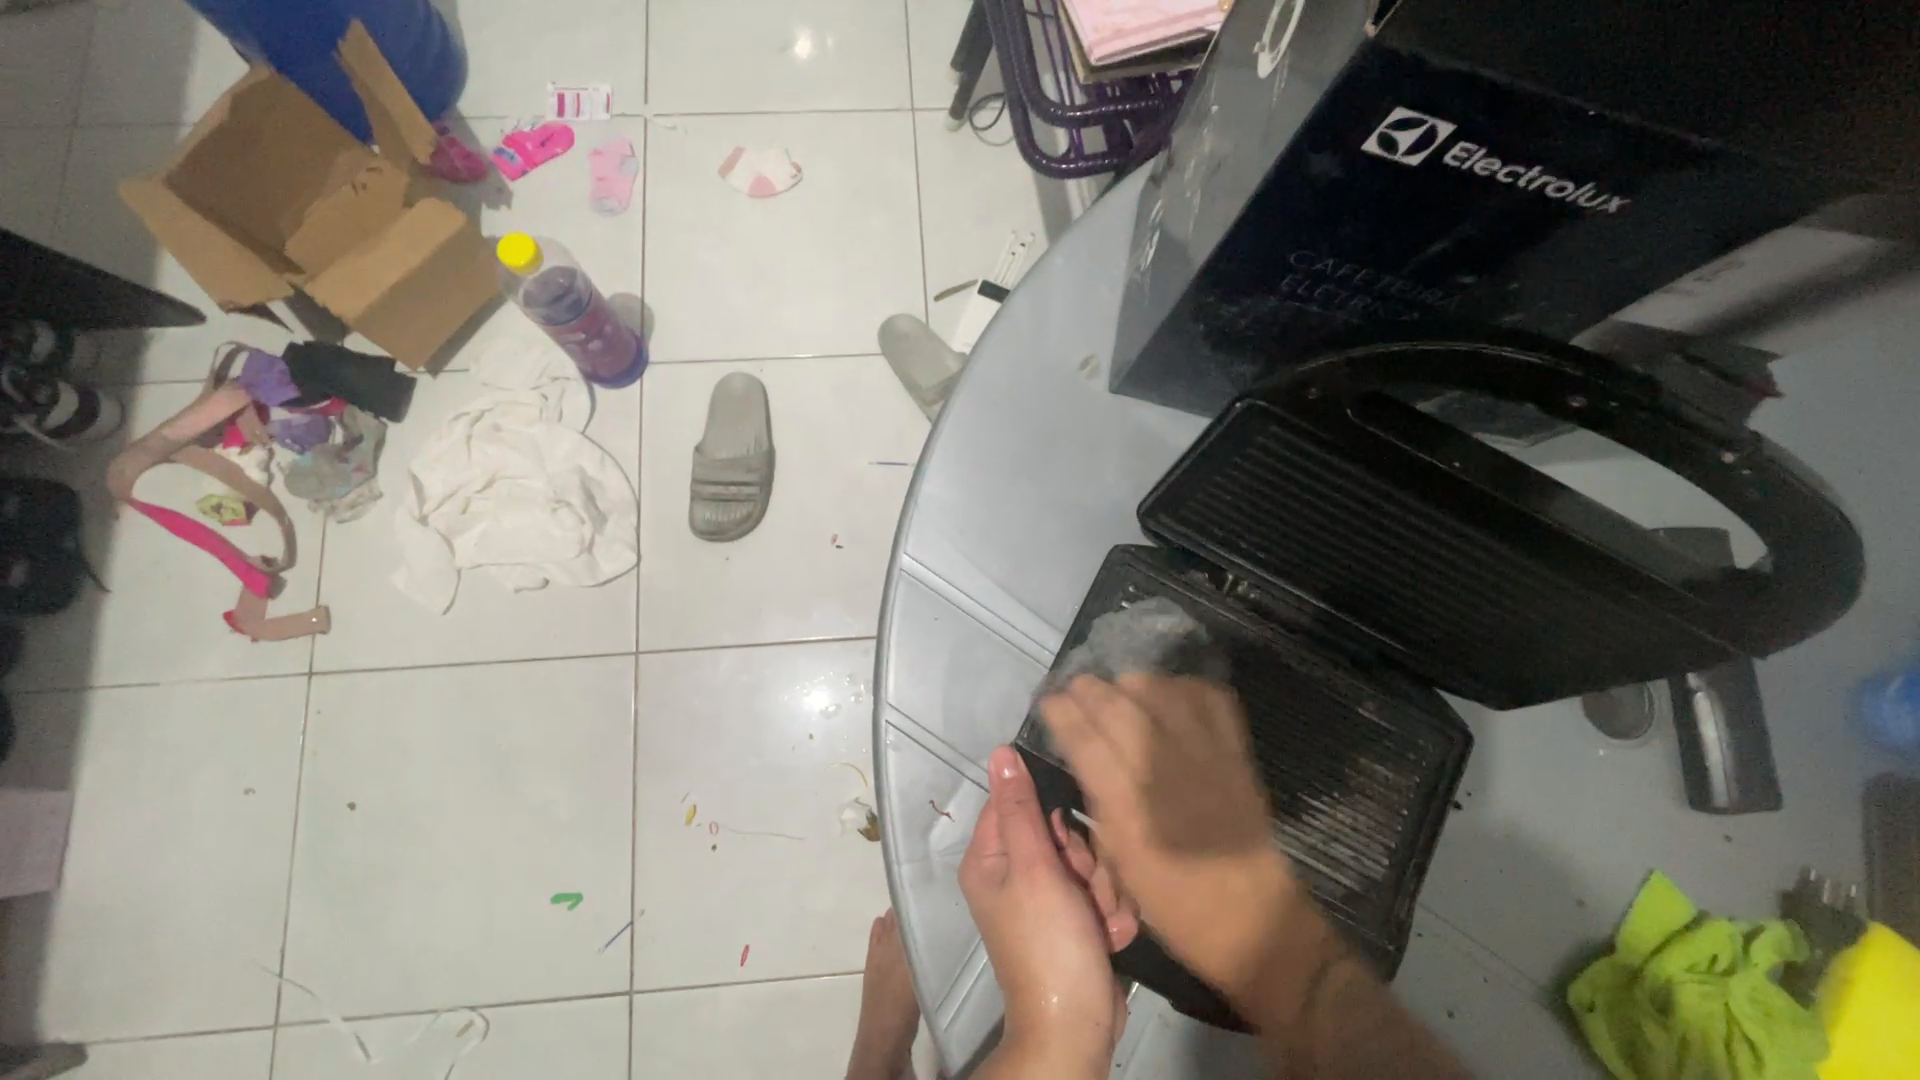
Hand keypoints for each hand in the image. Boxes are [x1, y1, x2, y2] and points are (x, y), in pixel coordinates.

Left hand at [960, 746, 1136, 1074]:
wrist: (1078, 1025)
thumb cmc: (1048, 942)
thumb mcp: (1033, 866)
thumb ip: (1020, 807)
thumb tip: (1000, 751)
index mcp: (991, 857)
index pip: (1019, 803)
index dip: (1051, 817)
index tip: (1064, 841)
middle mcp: (1014, 873)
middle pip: (1062, 834)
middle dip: (1085, 862)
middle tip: (1081, 888)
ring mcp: (1047, 899)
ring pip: (1091, 864)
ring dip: (1104, 893)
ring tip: (1096, 922)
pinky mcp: (1076, 921)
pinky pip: (1103, 895)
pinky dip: (1110, 917)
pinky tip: (1106, 939)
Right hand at [1039, 674, 1303, 1003]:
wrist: (1252, 918)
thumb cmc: (1175, 904)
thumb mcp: (1119, 861)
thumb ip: (1100, 804)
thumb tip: (1085, 761)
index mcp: (1126, 804)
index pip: (1082, 738)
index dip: (1060, 713)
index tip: (1048, 703)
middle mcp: (1161, 769)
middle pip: (1117, 706)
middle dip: (1089, 689)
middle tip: (1076, 688)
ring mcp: (1203, 755)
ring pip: (1160, 692)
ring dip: (1131, 683)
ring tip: (1118, 687)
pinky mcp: (1235, 753)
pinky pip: (1209, 700)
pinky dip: (1184, 687)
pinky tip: (1168, 695)